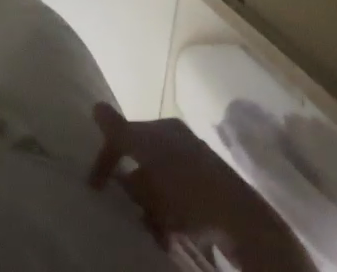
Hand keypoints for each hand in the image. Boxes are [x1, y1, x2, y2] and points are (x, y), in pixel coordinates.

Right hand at [89, 104, 314, 270]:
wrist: (242, 221)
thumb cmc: (189, 189)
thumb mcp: (149, 157)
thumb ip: (119, 132)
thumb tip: (96, 107)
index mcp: (162, 129)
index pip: (121, 137)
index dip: (105, 160)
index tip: (95, 188)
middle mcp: (176, 140)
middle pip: (139, 160)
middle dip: (129, 186)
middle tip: (125, 207)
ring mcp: (193, 163)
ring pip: (156, 181)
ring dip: (148, 202)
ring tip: (149, 223)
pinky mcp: (208, 187)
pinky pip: (175, 195)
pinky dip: (167, 210)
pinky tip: (169, 229)